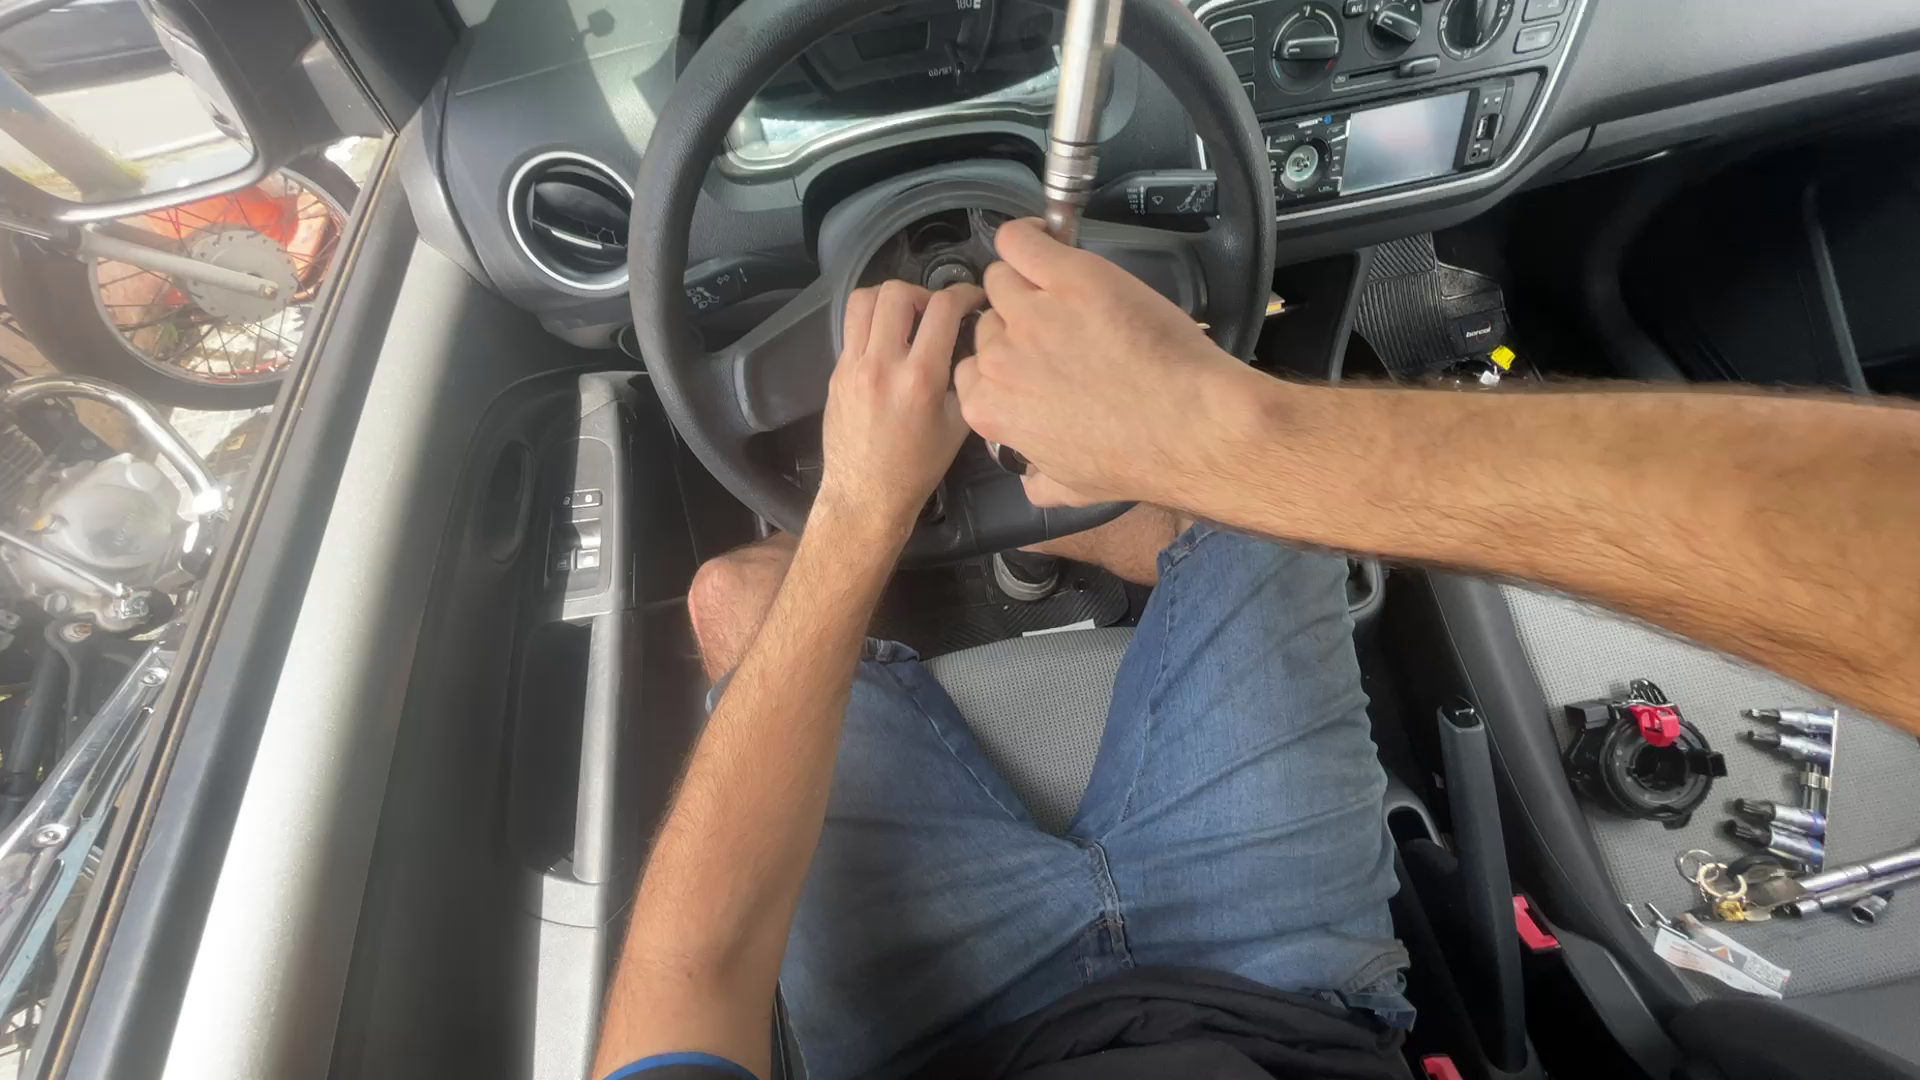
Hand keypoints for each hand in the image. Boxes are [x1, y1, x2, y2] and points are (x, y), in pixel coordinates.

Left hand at [817, 279, 981, 536]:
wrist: (866, 495)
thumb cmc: (918, 467)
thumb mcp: (959, 426)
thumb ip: (966, 379)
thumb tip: (971, 345)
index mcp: (920, 378)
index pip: (943, 309)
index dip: (964, 293)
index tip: (973, 299)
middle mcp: (882, 364)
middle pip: (896, 292)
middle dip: (923, 293)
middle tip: (934, 313)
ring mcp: (853, 367)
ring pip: (863, 300)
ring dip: (889, 300)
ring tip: (905, 319)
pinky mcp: (836, 373)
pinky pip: (852, 329)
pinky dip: (872, 325)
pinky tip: (887, 345)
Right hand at [954, 219, 1264, 507]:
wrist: (1187, 424)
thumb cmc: (1133, 460)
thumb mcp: (1071, 488)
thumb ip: (1037, 480)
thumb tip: (1029, 479)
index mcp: (990, 410)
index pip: (971, 372)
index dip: (1002, 366)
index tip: (1027, 362)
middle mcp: (999, 361)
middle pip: (987, 324)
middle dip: (1015, 327)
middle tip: (1055, 332)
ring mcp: (1031, 315)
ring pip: (1000, 280)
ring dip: (1021, 282)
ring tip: (1057, 289)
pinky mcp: (1068, 278)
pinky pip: (1021, 241)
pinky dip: (1028, 236)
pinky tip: (1043, 237)